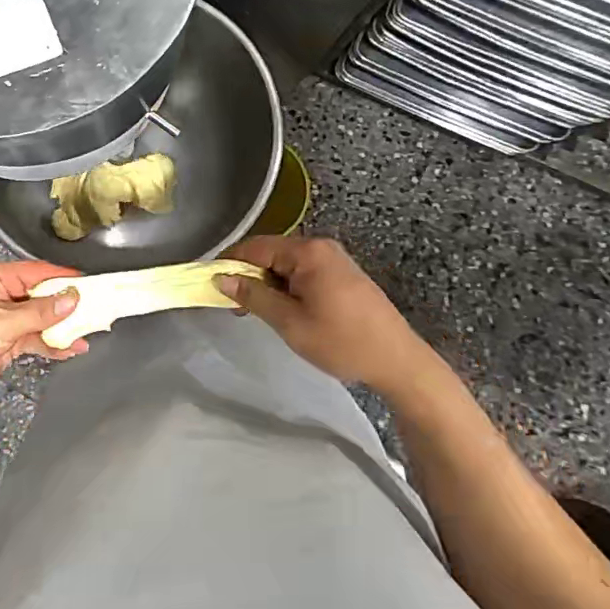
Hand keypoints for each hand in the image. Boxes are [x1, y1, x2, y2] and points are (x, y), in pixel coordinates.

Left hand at [0, 261, 87, 410]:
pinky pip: (36, 338)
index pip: (38, 272)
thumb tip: (72, 299)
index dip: (63, 277)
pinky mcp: (7, 341)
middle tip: (94, 308)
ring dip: (62, 326)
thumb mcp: (5, 321)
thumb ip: (41, 311)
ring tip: (87, 331)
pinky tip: (71, 348)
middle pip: (42, 295)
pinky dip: (52, 343)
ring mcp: (5, 319)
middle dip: (66, 304)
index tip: (88, 283)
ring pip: (41, 318)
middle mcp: (2, 295)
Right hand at [217, 236, 421, 390]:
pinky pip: (302, 271)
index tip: (211, 286)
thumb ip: (253, 296)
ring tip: (258, 312)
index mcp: (308, 252)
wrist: (398, 362)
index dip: (229, 264)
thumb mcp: (290, 322)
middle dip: (248, 275)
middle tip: (235, 306)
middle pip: (269, 252)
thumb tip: (220, 278)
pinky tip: (284, 310)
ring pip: (285, 263)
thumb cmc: (342, 342)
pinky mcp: (342, 274)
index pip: (254, 247)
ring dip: (267, 283)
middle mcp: (321, 246)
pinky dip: (286, 286)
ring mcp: (334, 259)